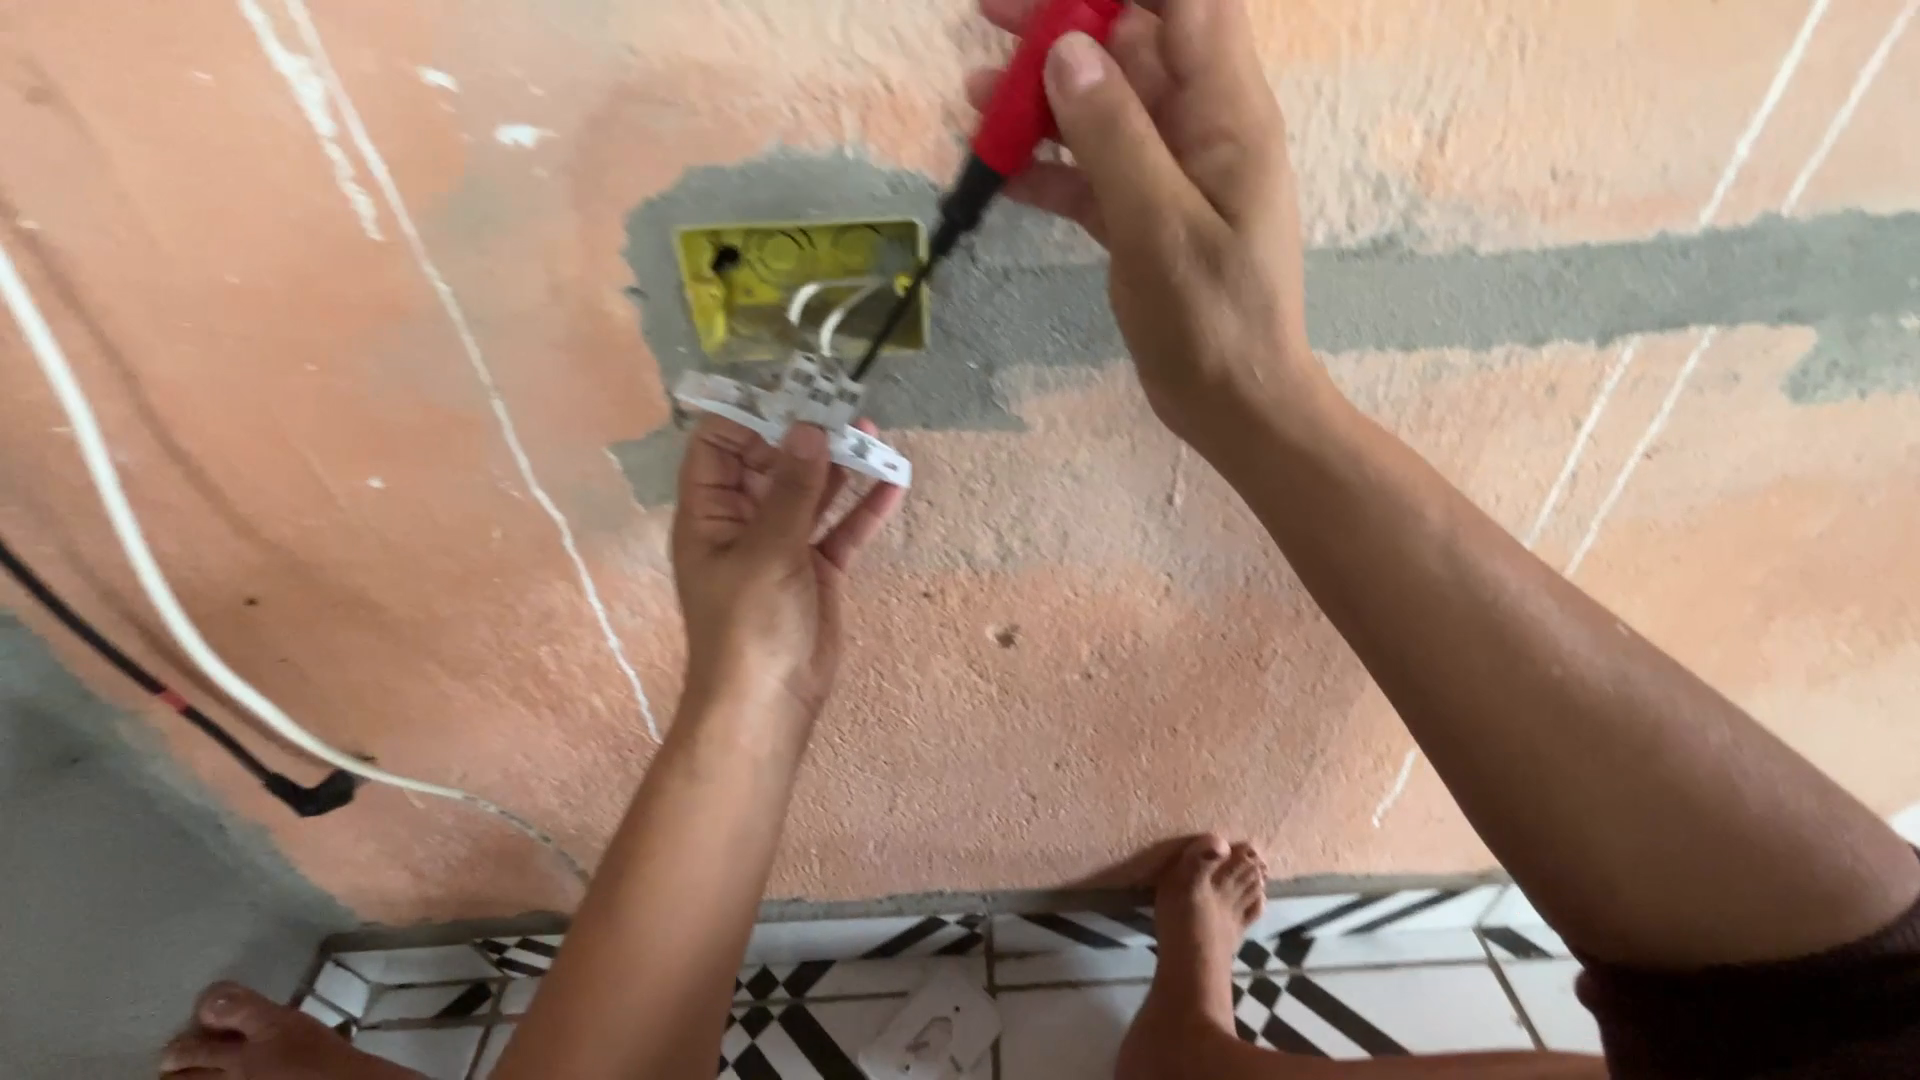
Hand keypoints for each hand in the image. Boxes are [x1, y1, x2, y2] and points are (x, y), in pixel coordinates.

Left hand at [671, 417, 905, 723]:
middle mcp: (744, 522)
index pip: (718, 447)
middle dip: (805, 436)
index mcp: (710, 513)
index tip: (794, 397)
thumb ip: (791, 489)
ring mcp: (783, 545)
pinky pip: (841, 529)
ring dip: (840, 465)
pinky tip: (893, 484)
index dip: (750, 418)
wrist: (770, 702)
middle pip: (771, 464)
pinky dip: (864, 509)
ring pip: (812, 492)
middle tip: (844, 410)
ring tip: (872, 432)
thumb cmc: (750, 626)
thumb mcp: (767, 551)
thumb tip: (808, 429)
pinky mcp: (818, 569)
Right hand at [967, 0, 1336, 450]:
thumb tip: (1067, 51)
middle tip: (991, 24)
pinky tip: (1003, 175)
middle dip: (1063, 32)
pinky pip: (1092, 177)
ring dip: (1043, 106)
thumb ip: (1115, 137)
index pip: (1187, 5)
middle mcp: (1200, 131)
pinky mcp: (1142, 220)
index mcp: (1227, 113)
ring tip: (976, 100)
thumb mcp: (1160, 226)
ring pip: (1102, 115)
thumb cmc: (1212, 320)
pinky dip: (1049, 173)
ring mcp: (1169, 177)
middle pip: (1131, 50)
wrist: (1232, 403)